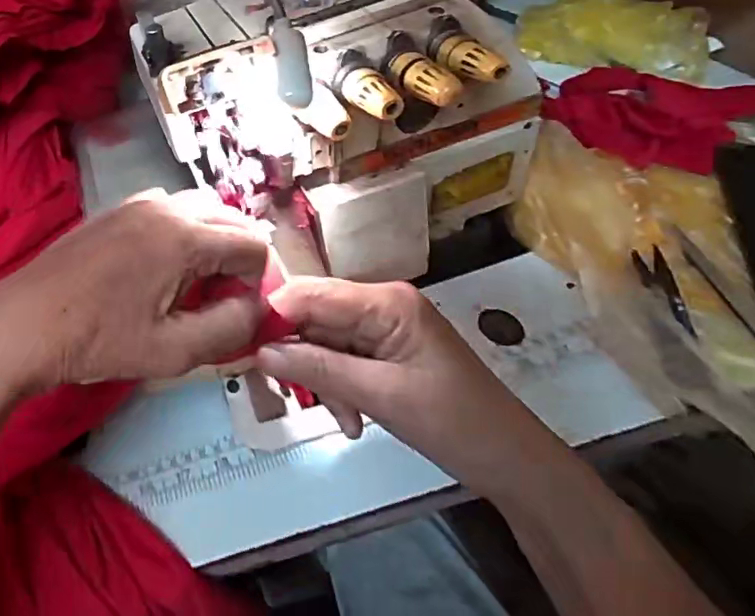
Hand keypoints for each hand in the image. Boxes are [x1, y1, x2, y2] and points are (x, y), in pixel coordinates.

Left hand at [0, 189, 270, 395]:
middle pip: (233, 219)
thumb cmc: (97, 341)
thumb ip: (229, 329)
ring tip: (196, 283)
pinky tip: (163, 266)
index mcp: (186, 236)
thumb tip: (257, 308)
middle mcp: (168, 206)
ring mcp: (139, 201)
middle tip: (224, 300)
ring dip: (215, 240)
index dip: (259, 281)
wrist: (22, 324)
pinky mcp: (118, 208)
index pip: (254, 245)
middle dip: (240, 258)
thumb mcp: (172, 351)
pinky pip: (171, 208)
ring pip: (203, 208)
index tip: (241, 313)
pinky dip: (185, 230)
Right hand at [256, 278, 557, 495]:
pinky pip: (347, 359)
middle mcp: (382, 303)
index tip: (242, 347)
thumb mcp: (382, 397)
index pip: (312, 293)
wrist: (512, 459)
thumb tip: (261, 351)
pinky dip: (341, 388)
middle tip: (287, 399)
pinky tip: (352, 420)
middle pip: (317, 318)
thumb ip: (320, 370)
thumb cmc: (454, 422)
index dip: (274, 315)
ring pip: (328, 342)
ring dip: (323, 381)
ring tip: (341, 421)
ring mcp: (387, 326)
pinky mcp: (390, 349)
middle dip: (301, 358)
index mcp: (386, 301)